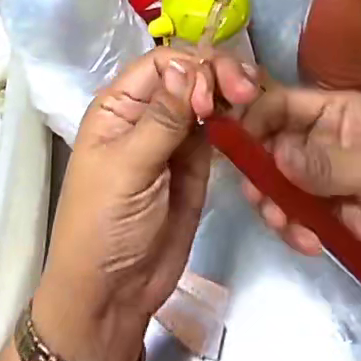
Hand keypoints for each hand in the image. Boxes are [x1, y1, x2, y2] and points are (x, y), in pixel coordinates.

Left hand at [36, 49, 258, 360]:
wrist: (114, 296)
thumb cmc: (104, 227)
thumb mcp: (128, 170)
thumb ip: (162, 118)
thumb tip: (186, 66)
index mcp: (120, 106)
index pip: (162, 64)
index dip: (193, 68)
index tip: (214, 94)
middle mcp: (149, 112)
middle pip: (191, 75)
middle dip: (220, 76)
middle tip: (247, 93)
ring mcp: (175, 137)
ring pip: (210, 98)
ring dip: (233, 94)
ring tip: (256, 102)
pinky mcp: (197, 161)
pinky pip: (221, 130)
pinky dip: (238, 121)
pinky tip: (253, 120)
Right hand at [237, 84, 360, 281]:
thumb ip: (326, 164)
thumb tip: (274, 155)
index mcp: (336, 112)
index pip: (283, 104)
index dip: (256, 118)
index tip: (234, 145)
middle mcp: (322, 139)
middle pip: (271, 145)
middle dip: (259, 170)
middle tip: (259, 195)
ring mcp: (322, 178)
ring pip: (276, 183)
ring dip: (273, 204)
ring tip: (286, 225)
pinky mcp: (326, 213)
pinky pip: (292, 215)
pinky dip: (292, 230)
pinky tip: (311, 244)